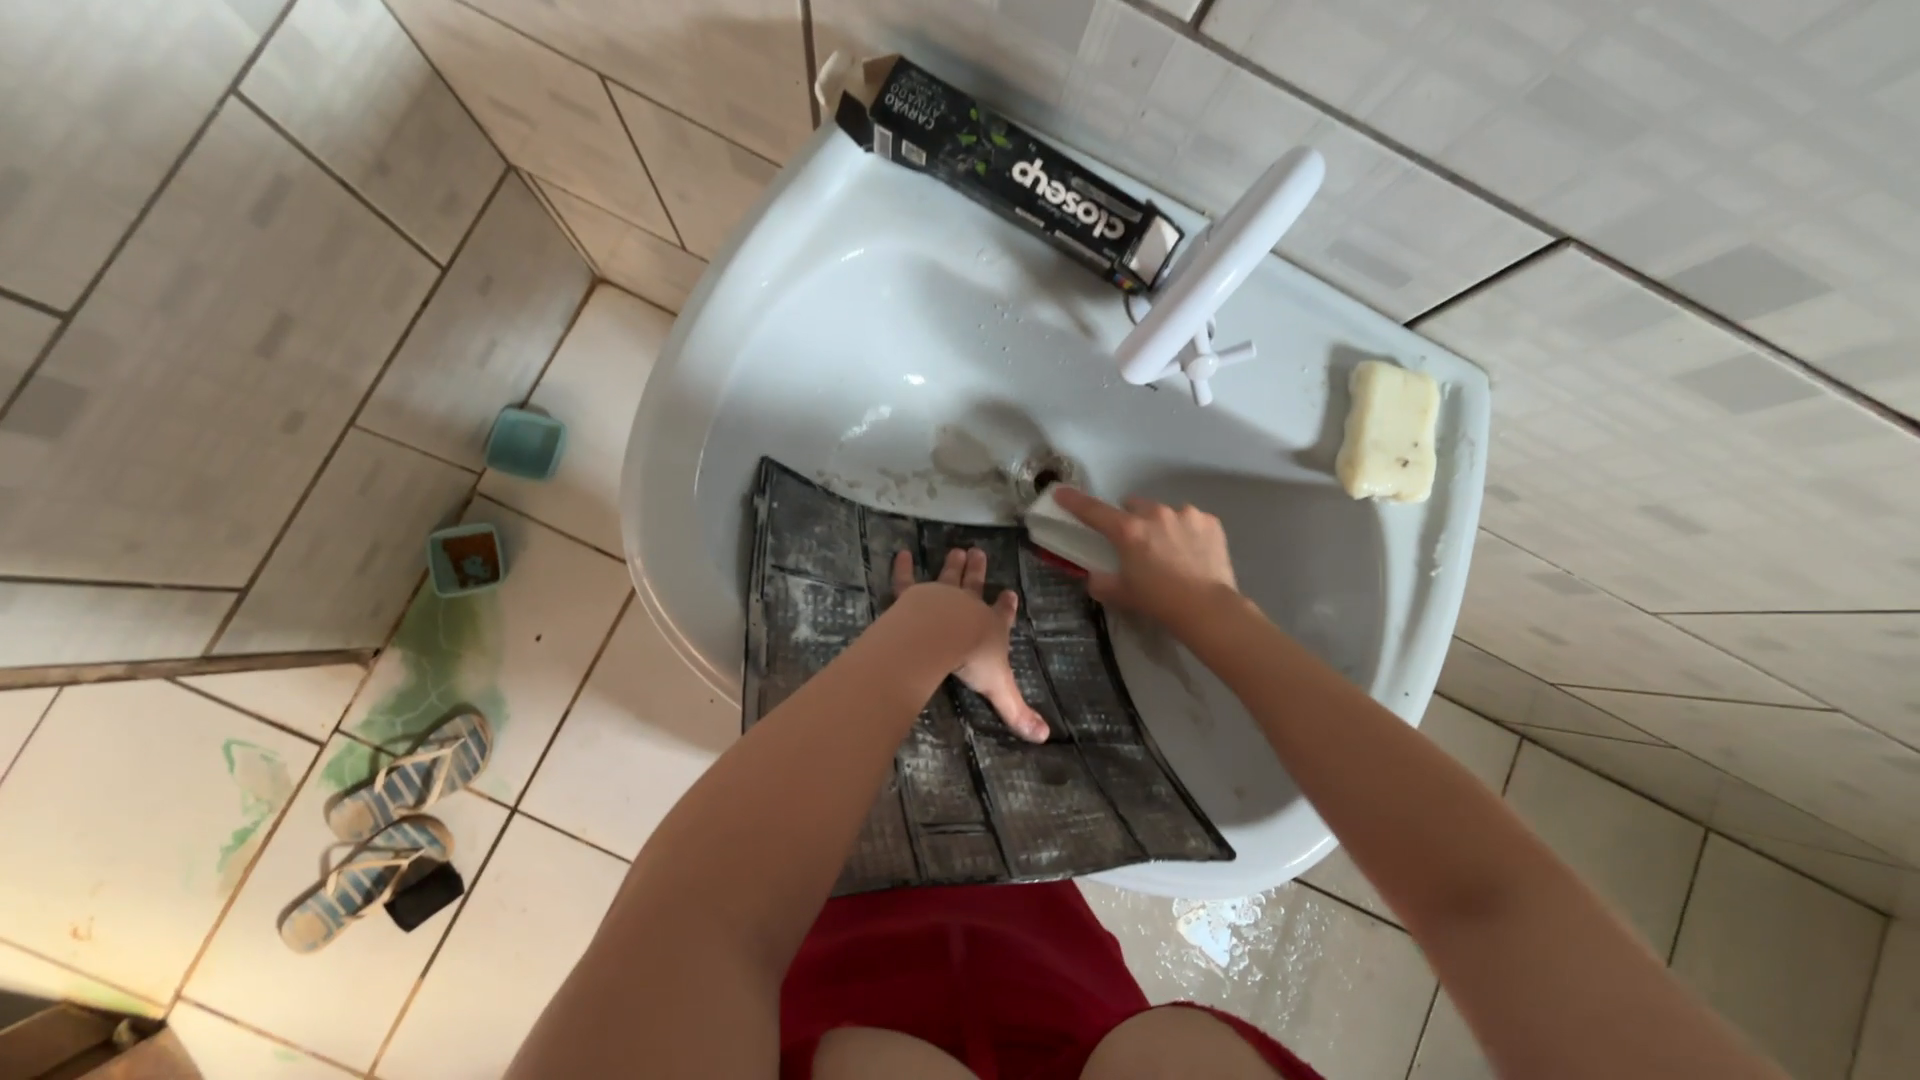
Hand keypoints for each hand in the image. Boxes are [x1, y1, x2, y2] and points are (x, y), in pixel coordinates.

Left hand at [892, 548, 1048, 742]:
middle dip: (978, 572)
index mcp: (991, 626)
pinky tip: (902, 554)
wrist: (942, 635)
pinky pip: (907, 580)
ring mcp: (940, 597)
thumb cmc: (974, 659)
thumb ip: (1017, 711)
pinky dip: (904, 568)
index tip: (1010, 593)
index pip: (1002, 616)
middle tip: (978, 553)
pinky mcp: (913, 596)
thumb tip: (1044, 737)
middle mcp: (968, 607)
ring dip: (953, 566)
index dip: (1006, 607)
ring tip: (956, 550)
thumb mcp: (1000, 688)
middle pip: (974, 587)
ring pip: (948, 578)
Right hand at [1049, 487, 1238, 627]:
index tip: (1061, 492)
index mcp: (1128, 531)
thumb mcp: (1121, 594)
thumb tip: (1095, 576)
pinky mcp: (1210, 522)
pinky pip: (1192, 521)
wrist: (1207, 608)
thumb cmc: (1158, 601)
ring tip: (1171, 553)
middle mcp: (1155, 514)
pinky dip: (1189, 533)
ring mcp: (1186, 514)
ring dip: (1162, 525)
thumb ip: (1101, 582)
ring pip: (1165, 512)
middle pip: (1134, 506)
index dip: (1074, 501)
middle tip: (1136, 544)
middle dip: (1131, 519)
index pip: (1094, 511)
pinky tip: (1194, 554)